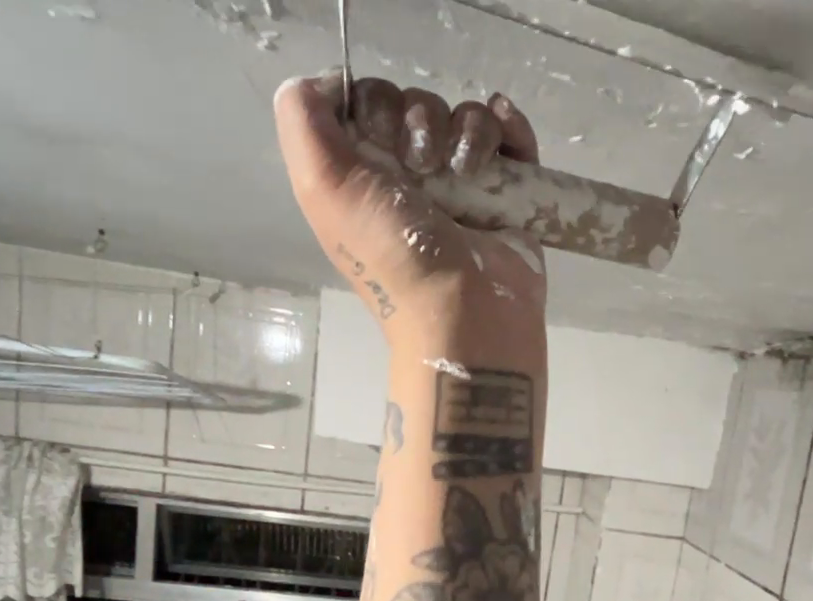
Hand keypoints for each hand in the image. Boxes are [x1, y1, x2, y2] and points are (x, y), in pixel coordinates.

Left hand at [272, 73, 546, 354]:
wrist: (464, 309)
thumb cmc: (391, 253)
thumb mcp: (322, 187)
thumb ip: (302, 120)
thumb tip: (334, 80)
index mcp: (363, 175)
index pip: (366, 100)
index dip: (372, 106)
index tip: (377, 145)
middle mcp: (409, 176)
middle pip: (415, 102)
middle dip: (419, 121)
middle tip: (422, 169)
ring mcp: (462, 184)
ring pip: (464, 114)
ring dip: (467, 133)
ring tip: (465, 174)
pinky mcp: (508, 192)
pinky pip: (510, 134)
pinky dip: (509, 127)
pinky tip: (502, 137)